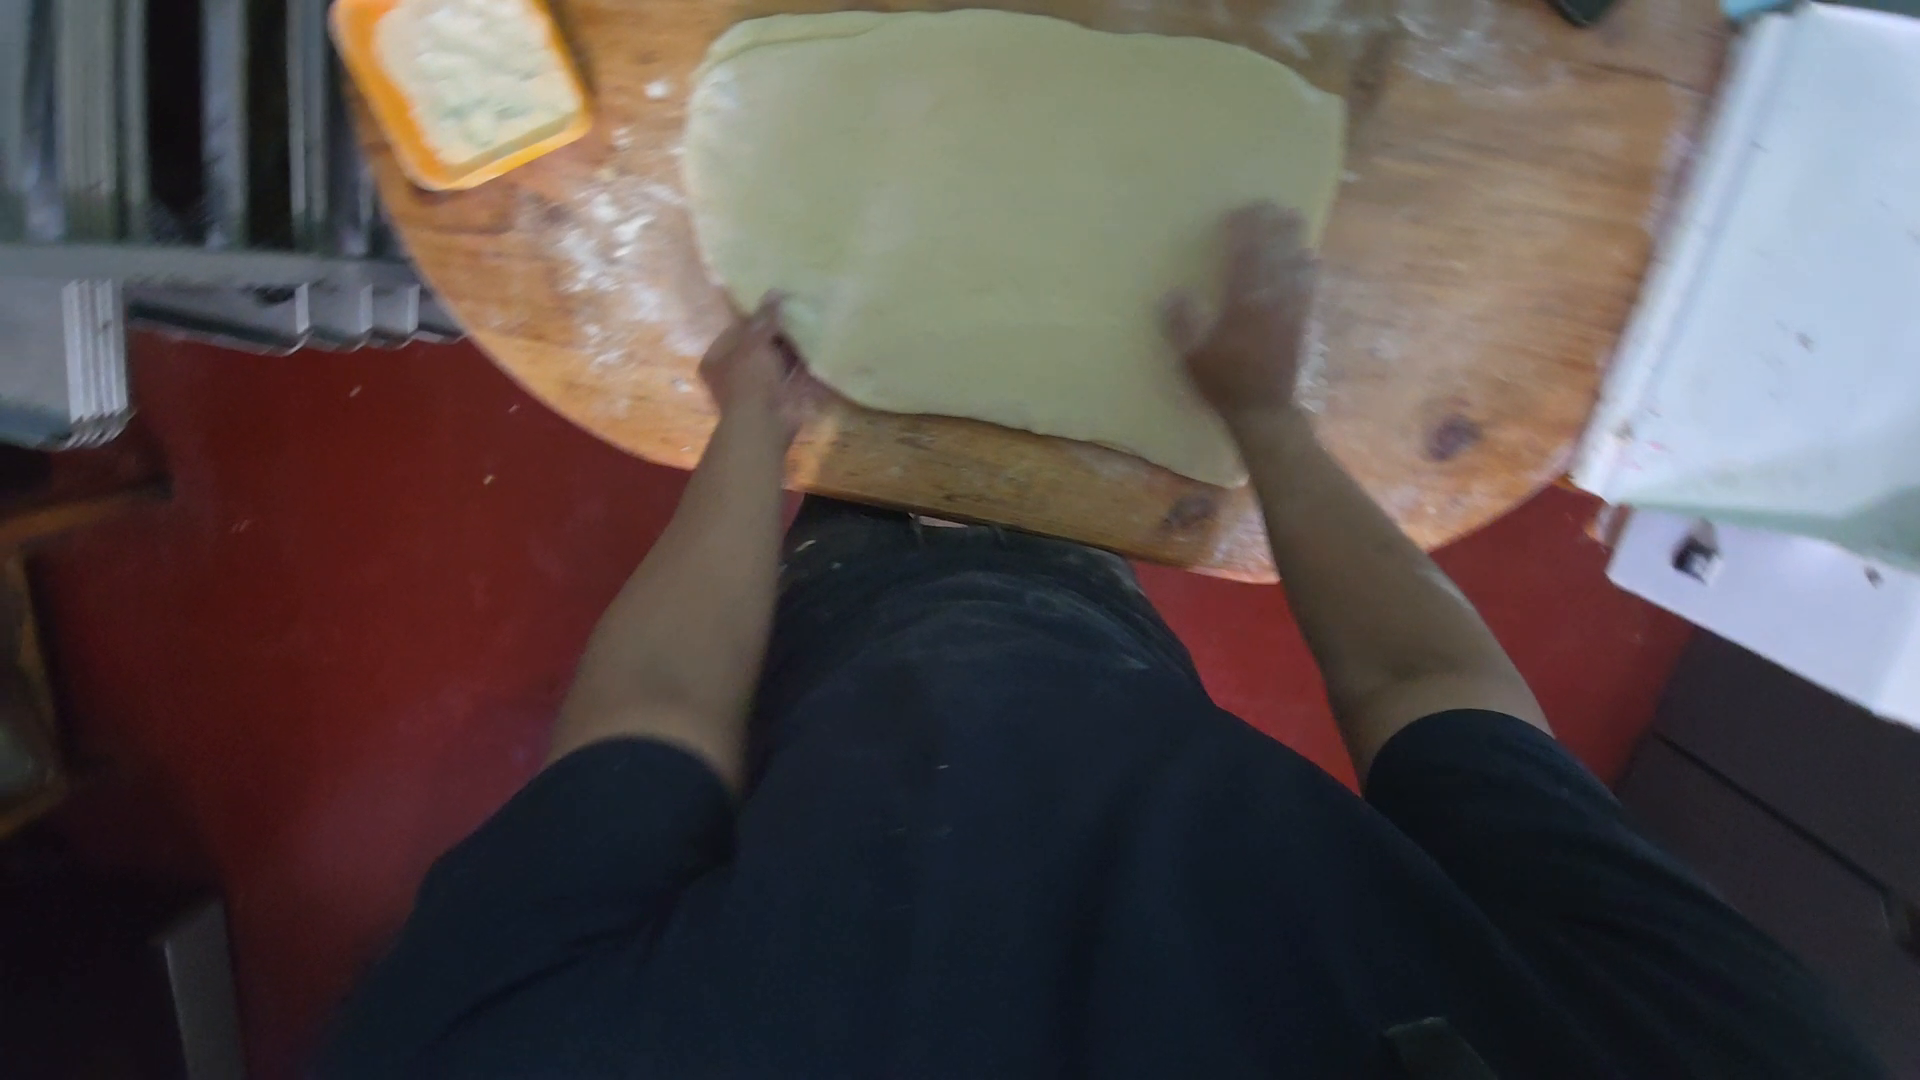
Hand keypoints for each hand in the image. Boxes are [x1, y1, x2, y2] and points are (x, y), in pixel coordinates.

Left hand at [698, 293, 821, 444]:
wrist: (764, 423)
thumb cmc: (748, 379)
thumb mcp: (753, 343)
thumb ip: (765, 318)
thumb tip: (775, 291)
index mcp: (717, 361)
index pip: (735, 332)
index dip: (754, 318)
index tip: (774, 304)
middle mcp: (736, 375)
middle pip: (757, 348)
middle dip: (776, 333)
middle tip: (795, 311)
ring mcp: (760, 389)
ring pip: (777, 363)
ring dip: (792, 349)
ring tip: (809, 324)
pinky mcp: (782, 399)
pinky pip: (795, 378)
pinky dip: (805, 366)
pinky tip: (818, 347)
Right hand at [1162, 202, 1317, 431]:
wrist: (1263, 409)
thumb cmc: (1223, 382)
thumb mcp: (1191, 357)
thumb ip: (1182, 324)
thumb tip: (1173, 295)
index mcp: (1243, 300)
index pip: (1246, 252)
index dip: (1243, 228)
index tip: (1237, 211)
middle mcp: (1272, 297)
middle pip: (1278, 249)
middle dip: (1273, 224)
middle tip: (1268, 206)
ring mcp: (1293, 308)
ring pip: (1298, 261)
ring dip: (1293, 238)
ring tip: (1289, 220)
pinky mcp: (1303, 321)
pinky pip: (1310, 285)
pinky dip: (1307, 265)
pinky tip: (1307, 258)